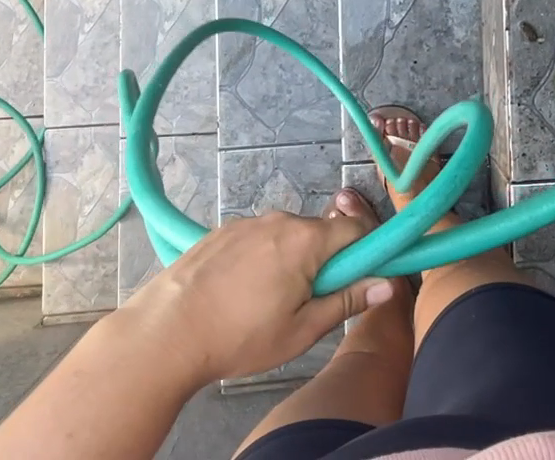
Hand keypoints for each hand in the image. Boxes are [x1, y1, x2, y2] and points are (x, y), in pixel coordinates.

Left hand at [126, 211, 393, 382]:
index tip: (360, 277)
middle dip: (324, 260)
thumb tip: (390, 284)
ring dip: (290, 259)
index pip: (356, 229)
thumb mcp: (301, 330)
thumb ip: (348, 301)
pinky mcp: (222, 230)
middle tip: (307, 300)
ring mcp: (248, 221)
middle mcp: (282, 219)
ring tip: (267, 301)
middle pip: (321, 232)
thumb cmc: (240, 336)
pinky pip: (257, 238)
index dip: (366, 250)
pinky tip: (239, 291)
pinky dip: (260, 258)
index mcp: (308, 240)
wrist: (165, 333)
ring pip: (287, 236)